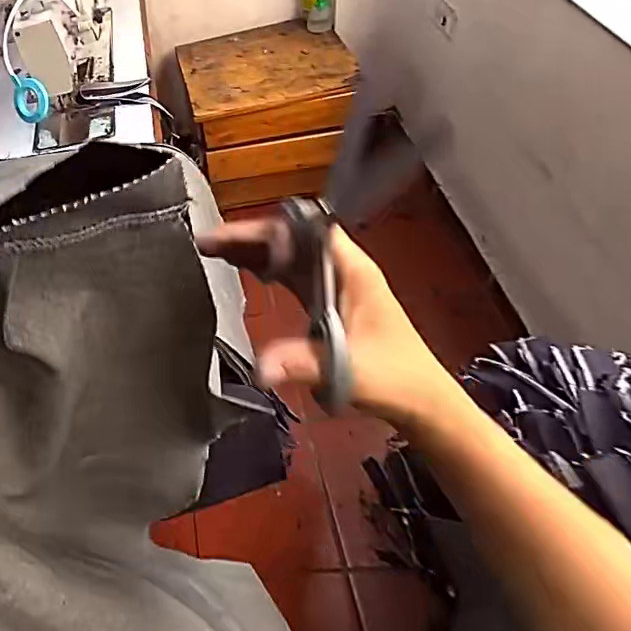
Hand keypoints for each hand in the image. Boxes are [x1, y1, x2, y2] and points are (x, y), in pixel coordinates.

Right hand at [198, 217, 457, 427]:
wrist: (421, 400)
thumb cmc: (397, 377)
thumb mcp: (347, 368)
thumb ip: (303, 364)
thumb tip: (262, 368)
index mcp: (351, 270)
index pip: (303, 231)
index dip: (264, 230)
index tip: (229, 237)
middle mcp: (342, 269)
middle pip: (291, 238)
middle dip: (249, 236)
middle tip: (208, 243)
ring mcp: (336, 283)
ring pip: (289, 253)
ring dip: (255, 250)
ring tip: (215, 250)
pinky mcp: (330, 301)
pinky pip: (293, 274)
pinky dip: (266, 267)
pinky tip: (245, 271)